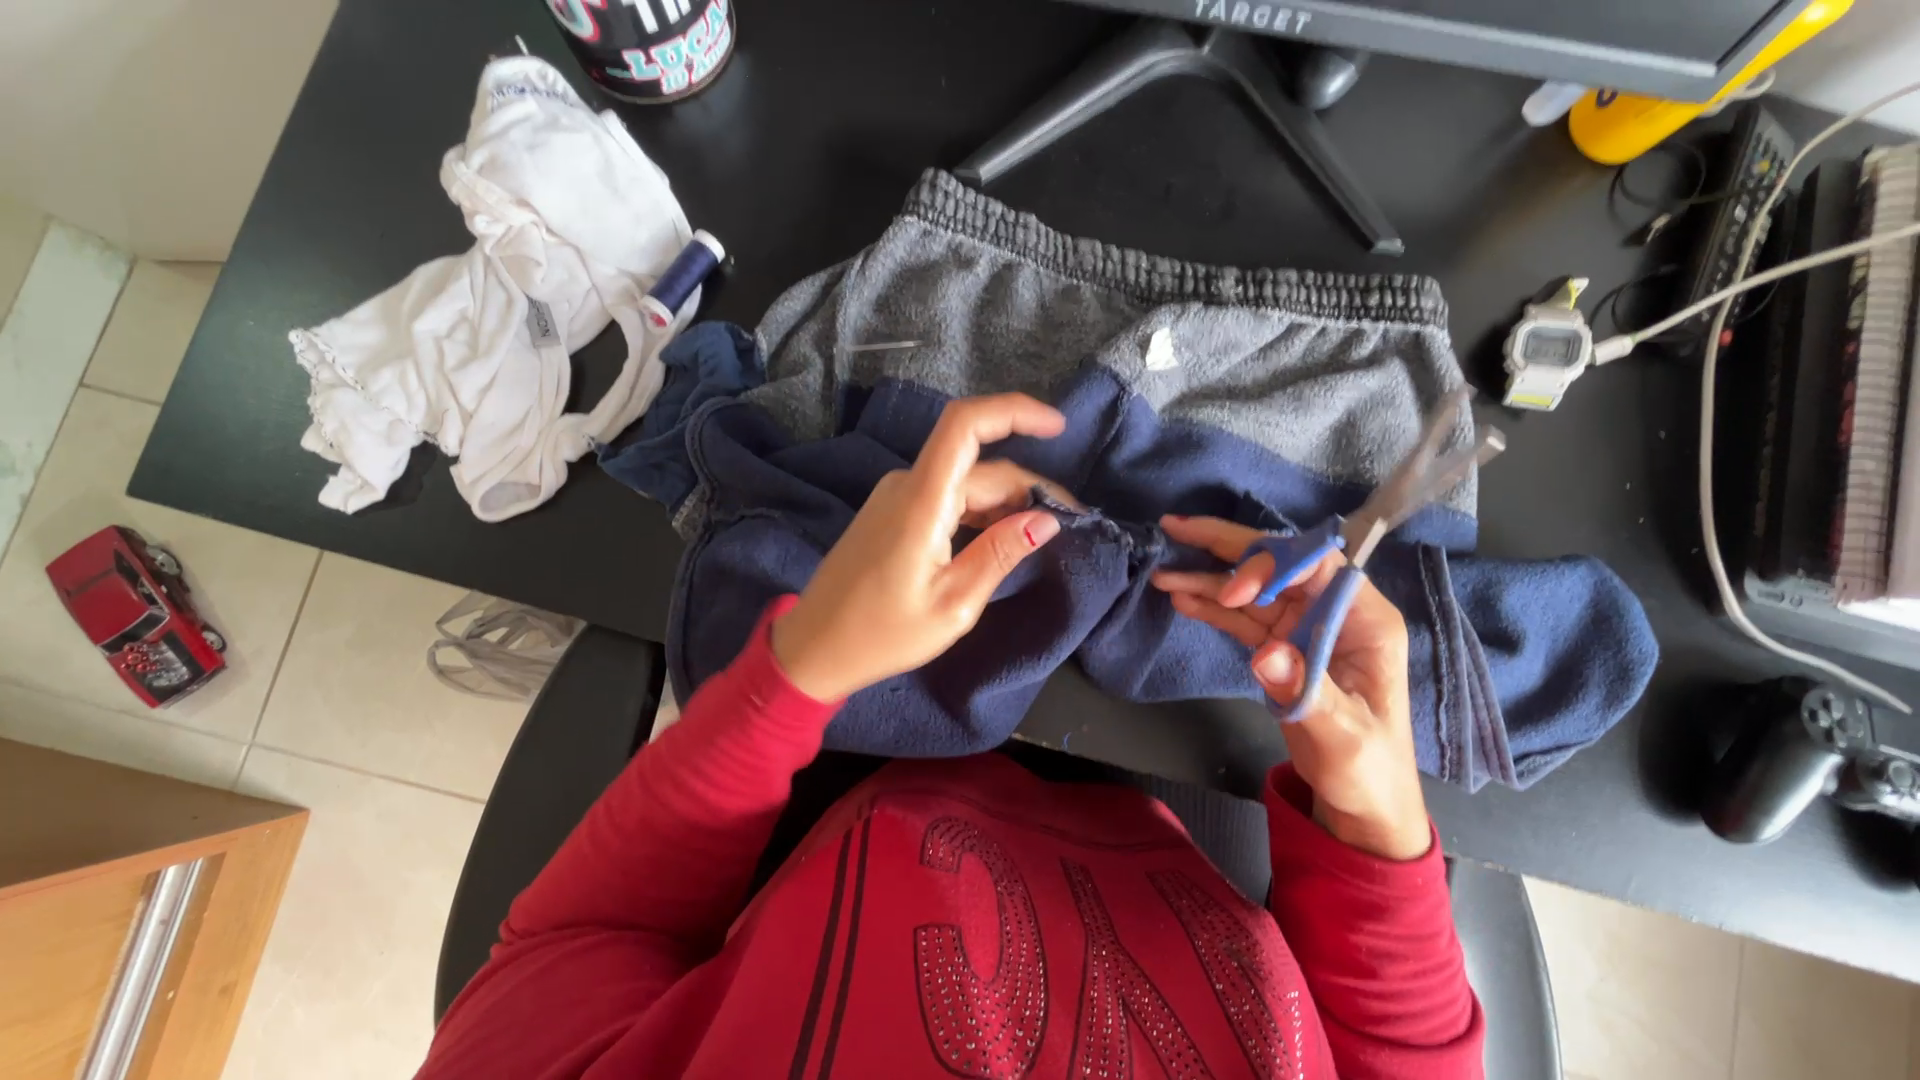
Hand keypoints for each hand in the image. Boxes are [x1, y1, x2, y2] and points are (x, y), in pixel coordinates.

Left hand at [771, 394, 1073, 701]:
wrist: (815, 646)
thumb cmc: (882, 634)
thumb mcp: (953, 604)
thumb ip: (1000, 554)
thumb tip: (1046, 519)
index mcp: (922, 501)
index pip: (966, 425)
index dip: (1014, 411)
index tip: (1058, 427)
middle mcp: (907, 485)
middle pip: (980, 466)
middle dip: (1027, 487)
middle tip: (1067, 524)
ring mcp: (897, 497)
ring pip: (965, 481)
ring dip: (1005, 502)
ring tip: (1038, 537)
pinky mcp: (892, 512)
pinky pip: (946, 496)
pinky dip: (979, 511)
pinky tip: (1000, 538)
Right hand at [1153, 515, 1431, 859]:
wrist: (1362, 799)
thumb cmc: (1367, 766)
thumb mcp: (1343, 735)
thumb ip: (1305, 692)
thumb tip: (1265, 654)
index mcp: (1363, 620)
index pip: (1316, 567)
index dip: (1270, 567)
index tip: (1233, 592)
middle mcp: (1333, 612)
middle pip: (1278, 565)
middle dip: (1227, 546)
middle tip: (1176, 528)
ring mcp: (1304, 628)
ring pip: (1251, 590)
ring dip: (1208, 579)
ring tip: (1162, 573)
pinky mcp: (1281, 647)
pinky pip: (1241, 618)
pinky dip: (1212, 606)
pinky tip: (1182, 596)